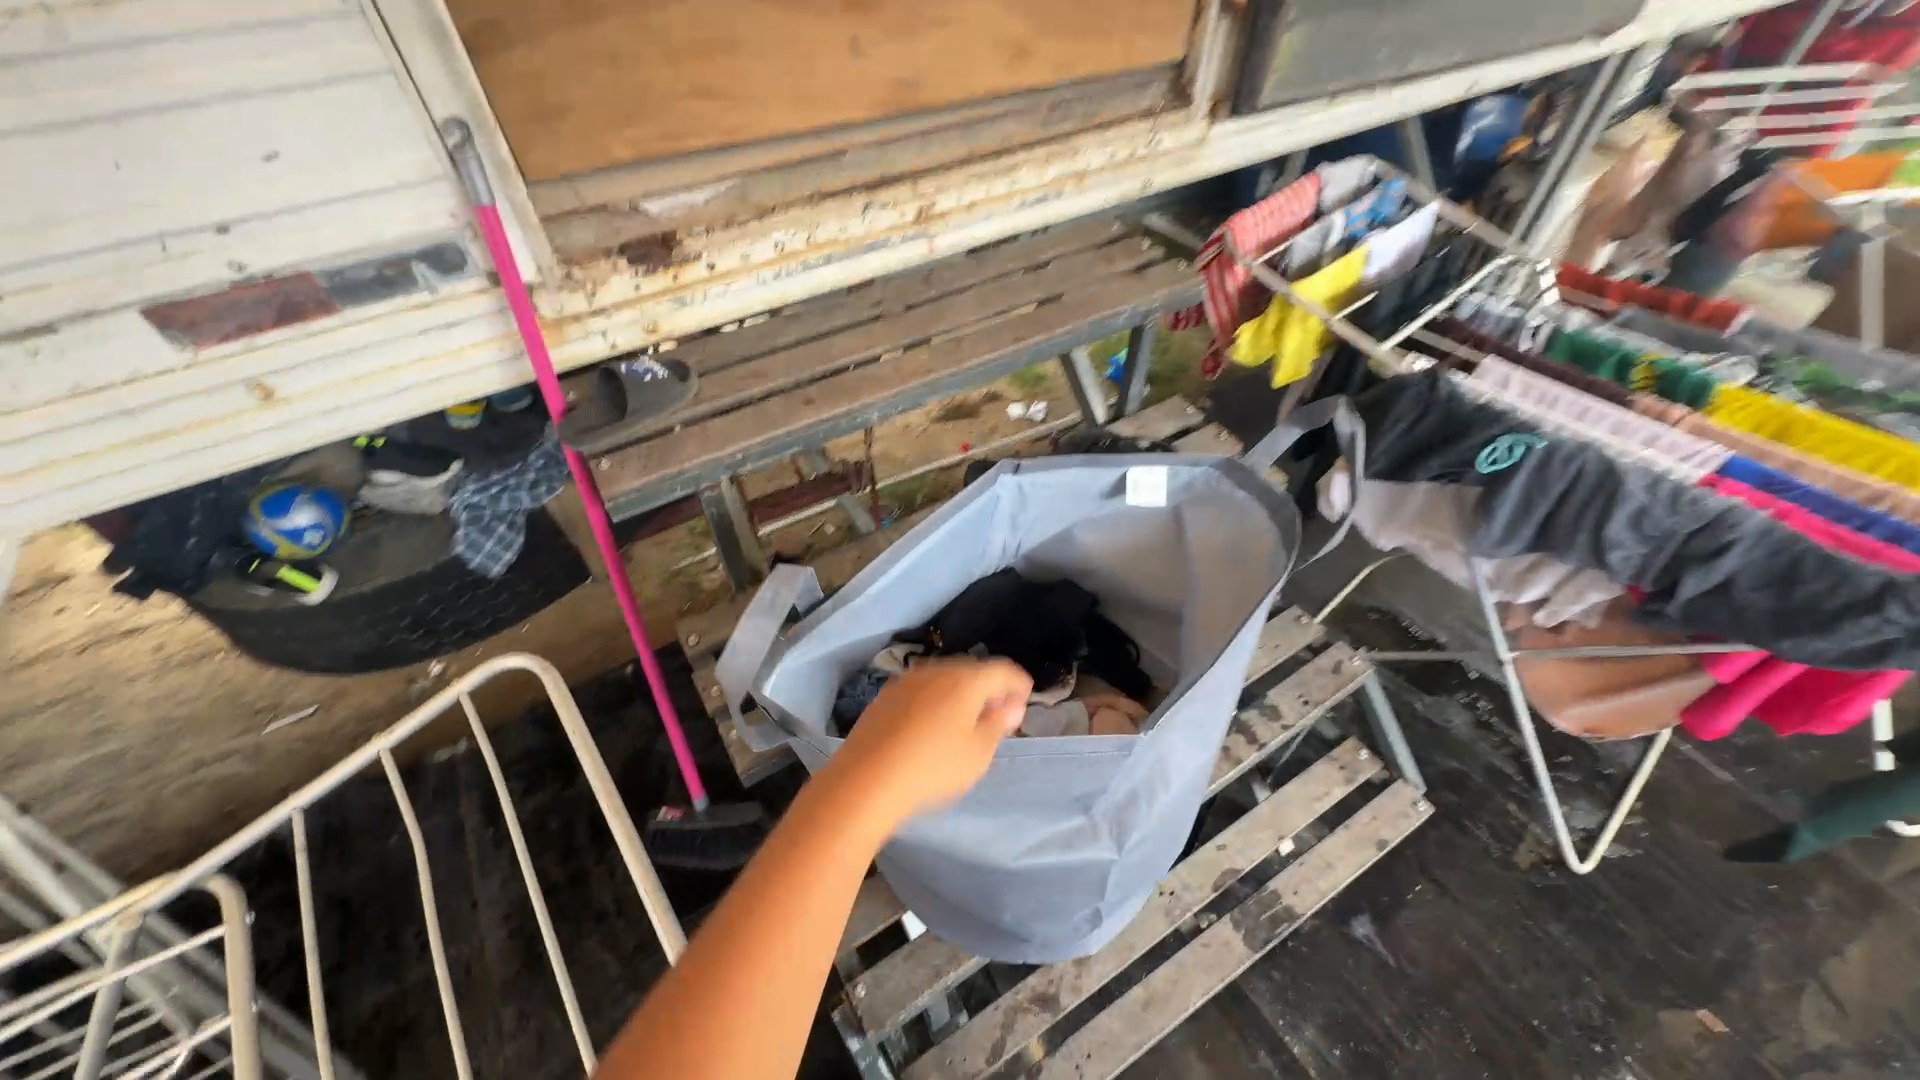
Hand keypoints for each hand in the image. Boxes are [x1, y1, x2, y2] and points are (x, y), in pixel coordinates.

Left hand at [827, 658, 1031, 829]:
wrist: (865, 781)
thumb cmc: (933, 768)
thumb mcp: (978, 752)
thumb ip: (999, 723)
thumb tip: (1012, 705)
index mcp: (965, 679)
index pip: (1002, 669)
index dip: (1018, 682)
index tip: (1026, 698)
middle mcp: (935, 670)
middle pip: (971, 671)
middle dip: (989, 689)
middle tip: (999, 713)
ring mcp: (906, 681)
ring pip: (944, 680)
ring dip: (960, 695)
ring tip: (967, 722)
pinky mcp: (884, 697)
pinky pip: (921, 692)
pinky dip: (936, 702)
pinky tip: (933, 727)